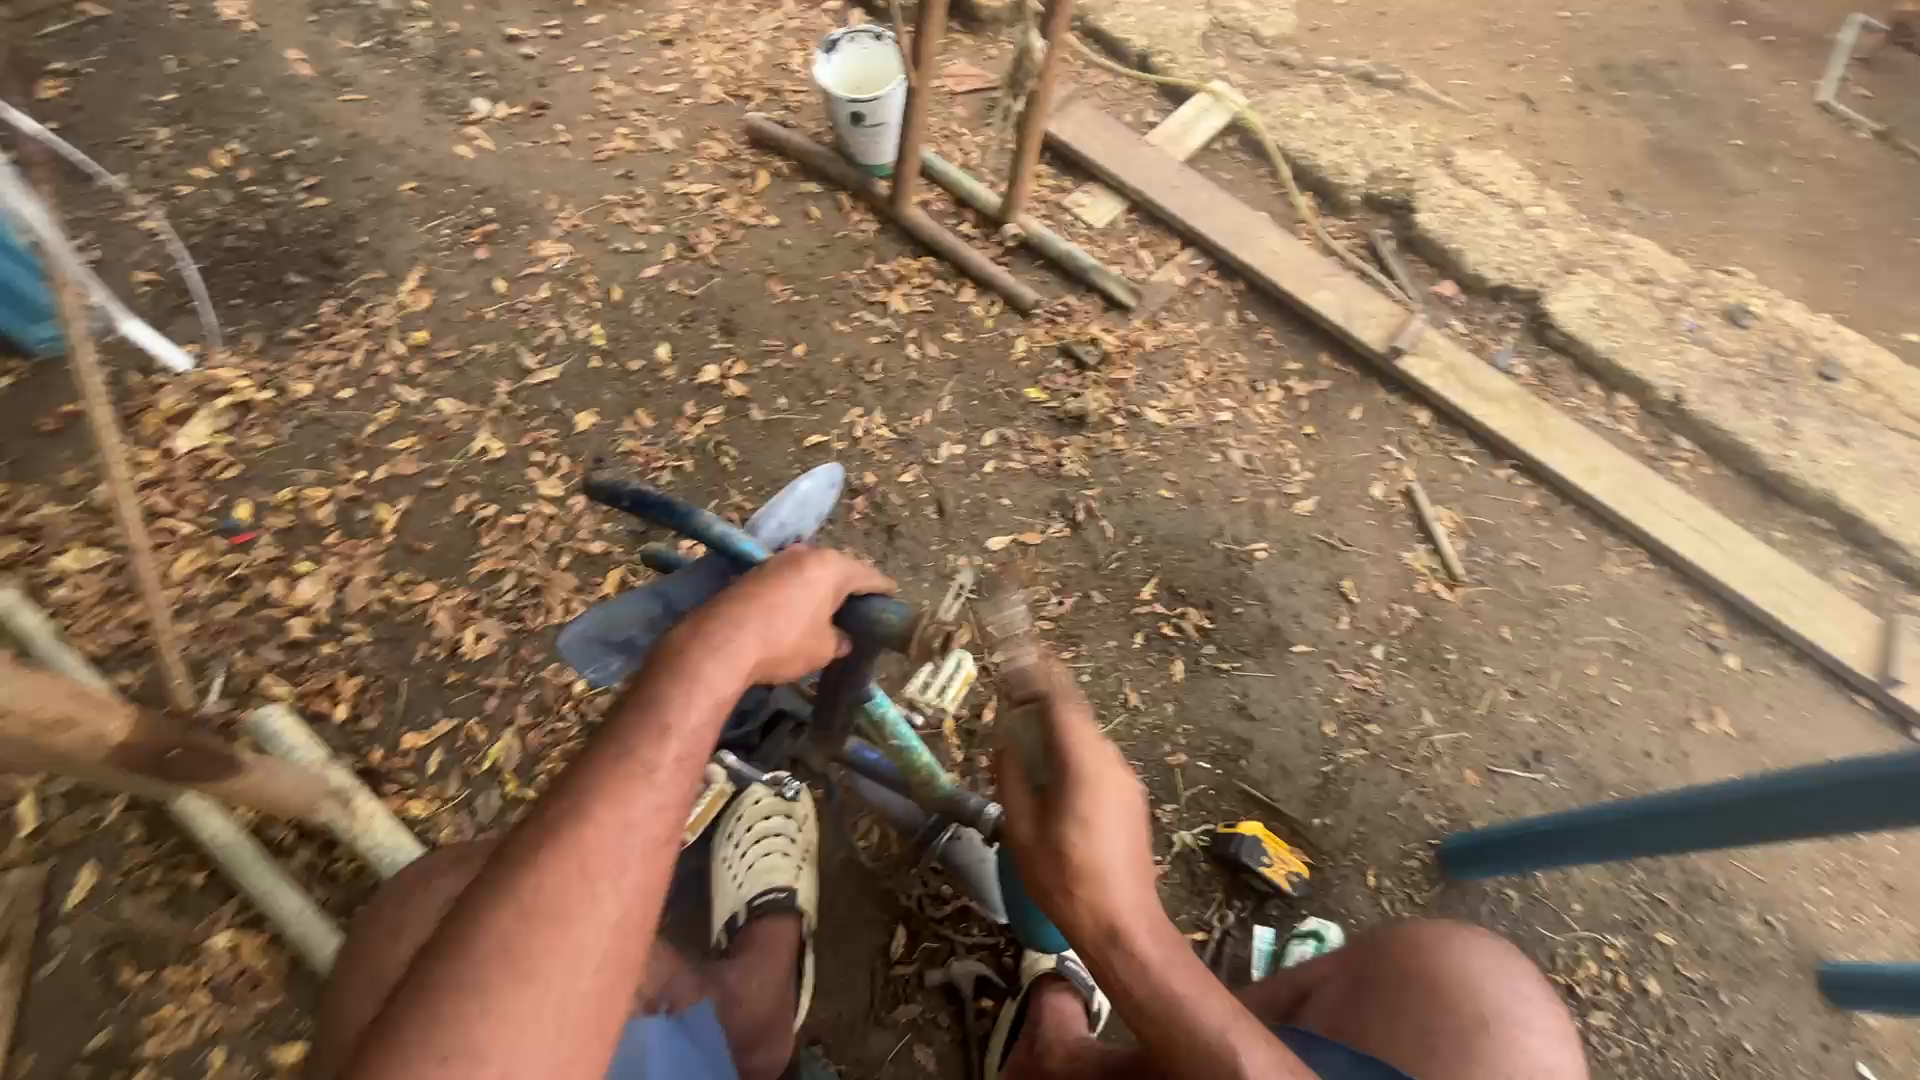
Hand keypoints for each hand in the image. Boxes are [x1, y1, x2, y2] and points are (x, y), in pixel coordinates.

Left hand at [668, 545, 896, 685]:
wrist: (720, 643)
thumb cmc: (784, 642)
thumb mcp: (824, 648)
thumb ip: (840, 639)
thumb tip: (841, 638)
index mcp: (832, 566)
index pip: (869, 576)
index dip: (884, 591)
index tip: (893, 600)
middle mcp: (806, 554)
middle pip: (839, 569)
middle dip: (850, 587)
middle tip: (861, 609)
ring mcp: (777, 560)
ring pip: (811, 572)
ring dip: (821, 589)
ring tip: (830, 611)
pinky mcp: (754, 572)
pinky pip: (788, 580)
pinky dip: (798, 593)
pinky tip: (798, 612)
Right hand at [992, 655, 1163, 942]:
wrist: (1124, 926)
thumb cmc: (1066, 880)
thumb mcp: (1023, 831)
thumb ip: (1012, 778)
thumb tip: (1004, 743)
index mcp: (1085, 764)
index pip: (1063, 702)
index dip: (1040, 675)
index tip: (1019, 656)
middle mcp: (1111, 762)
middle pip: (1077, 715)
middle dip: (1046, 698)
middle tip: (1015, 693)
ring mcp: (1126, 780)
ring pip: (1088, 737)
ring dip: (1059, 727)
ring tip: (1027, 733)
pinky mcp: (1131, 798)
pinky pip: (1097, 759)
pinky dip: (1072, 749)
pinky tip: (1053, 771)